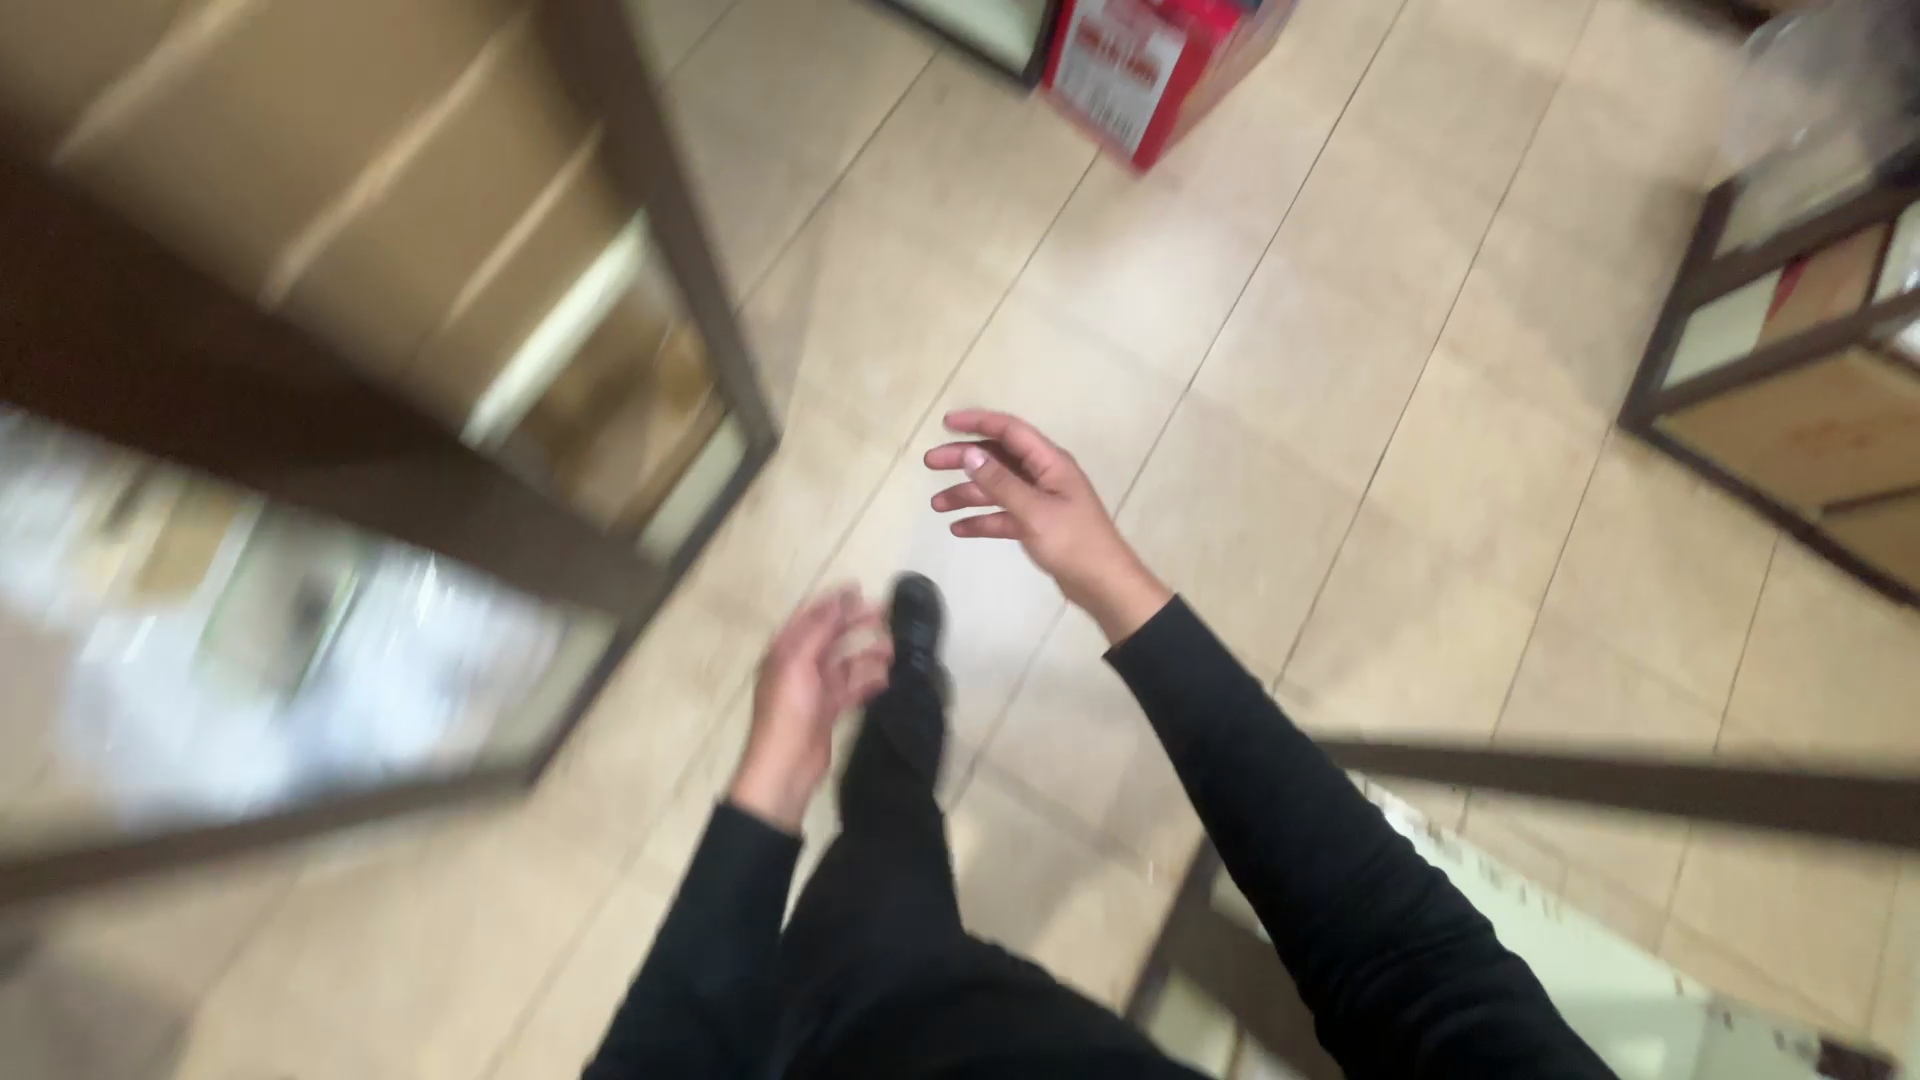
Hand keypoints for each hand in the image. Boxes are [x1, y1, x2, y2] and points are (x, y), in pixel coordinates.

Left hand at [729, 587, 891, 832]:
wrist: (785, 767)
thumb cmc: (788, 712)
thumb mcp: (799, 663)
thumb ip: (820, 630)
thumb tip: (841, 599)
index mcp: (786, 650)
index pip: (811, 616)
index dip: (833, 601)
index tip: (859, 588)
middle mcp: (799, 664)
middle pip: (831, 636)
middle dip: (856, 624)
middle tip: (885, 615)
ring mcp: (815, 688)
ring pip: (846, 662)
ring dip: (868, 654)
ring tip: (892, 652)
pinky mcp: (829, 709)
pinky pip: (852, 688)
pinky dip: (868, 682)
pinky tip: (886, 680)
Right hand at [925, 409, 1171, 643]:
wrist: (1103, 584)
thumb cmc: (1074, 542)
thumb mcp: (1034, 511)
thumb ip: (1001, 482)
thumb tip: (970, 454)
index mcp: (1050, 463)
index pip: (1010, 430)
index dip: (978, 422)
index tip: (946, 423)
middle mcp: (1043, 476)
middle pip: (998, 459)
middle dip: (964, 459)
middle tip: (930, 462)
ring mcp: (1039, 502)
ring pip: (997, 489)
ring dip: (967, 494)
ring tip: (937, 504)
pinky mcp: (1036, 526)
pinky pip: (1002, 516)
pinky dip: (982, 520)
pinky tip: (958, 529)